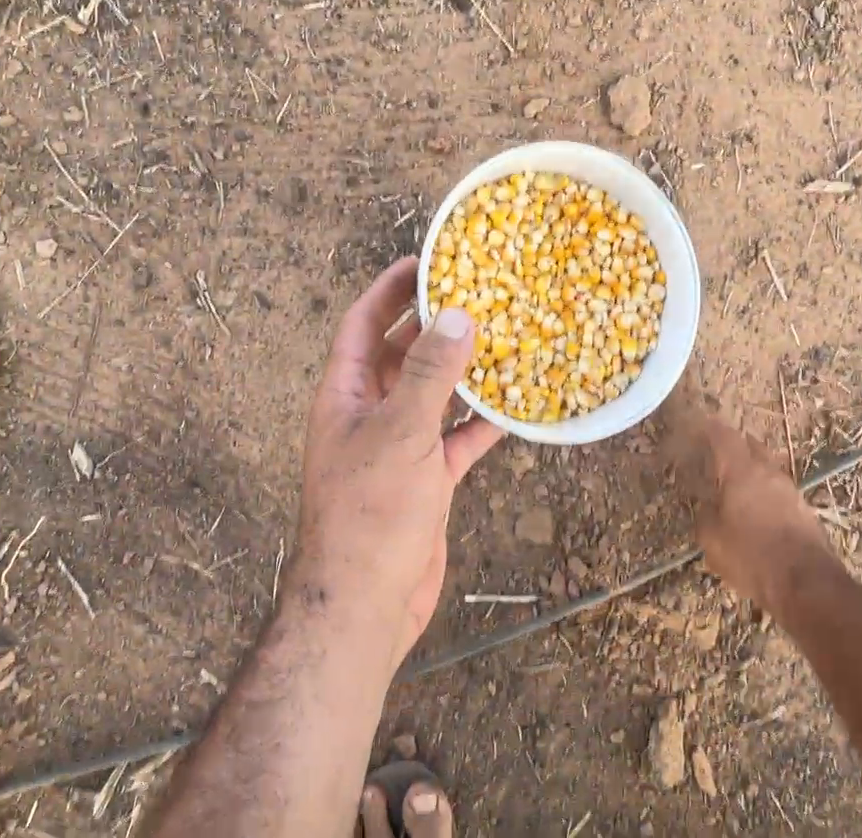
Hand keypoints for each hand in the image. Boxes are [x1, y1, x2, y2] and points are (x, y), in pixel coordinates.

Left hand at [290, 257, 503, 664]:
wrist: (366, 602)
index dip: (389, 289)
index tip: (425, 259)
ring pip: (434, 395)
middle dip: (435, 324)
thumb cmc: (370, 512)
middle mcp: (369, 413)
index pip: (363, 323)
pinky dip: (482, 423)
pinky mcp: (426, 479)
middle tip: (478, 292)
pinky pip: (457, 438)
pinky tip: (516, 407)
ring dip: (464, 371)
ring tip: (504, 338)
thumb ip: (430, 373)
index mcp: (345, 394)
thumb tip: (457, 314)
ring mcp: (398, 447)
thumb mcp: (401, 432)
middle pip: (403, 354)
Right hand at [664, 384, 830, 611]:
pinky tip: (755, 509)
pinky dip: (763, 490)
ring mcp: (791, 491)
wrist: (807, 584)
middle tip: (715, 452)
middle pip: (751, 445)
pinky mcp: (804, 511)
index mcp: (742, 472)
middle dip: (733, 444)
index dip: (709, 427)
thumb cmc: (752, 557)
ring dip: (751, 468)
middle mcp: (769, 473)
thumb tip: (706, 505)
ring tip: (734, 483)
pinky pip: (778, 490)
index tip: (697, 424)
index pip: (723, 436)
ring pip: (767, 468)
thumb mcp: (712, 540)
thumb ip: (705, 515)